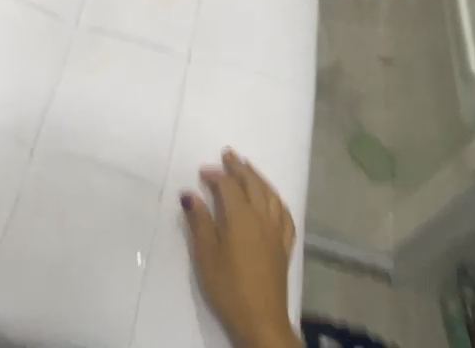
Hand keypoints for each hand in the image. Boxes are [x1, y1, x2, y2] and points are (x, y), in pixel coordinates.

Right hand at [181, 150, 300, 347]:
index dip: (216, 175)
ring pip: (271, 195)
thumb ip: (199, 221)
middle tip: (229, 155)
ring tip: (249, 168)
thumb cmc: (228, 287)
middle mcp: (262, 218)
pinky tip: (273, 200)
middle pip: (253, 184)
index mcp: (241, 217)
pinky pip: (285, 214)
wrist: (261, 320)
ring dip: (259, 178)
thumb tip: (190, 193)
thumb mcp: (205, 255)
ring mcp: (277, 232)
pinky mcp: (285, 247)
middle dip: (240, 167)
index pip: (228, 186)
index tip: (202, 172)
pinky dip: (277, 200)